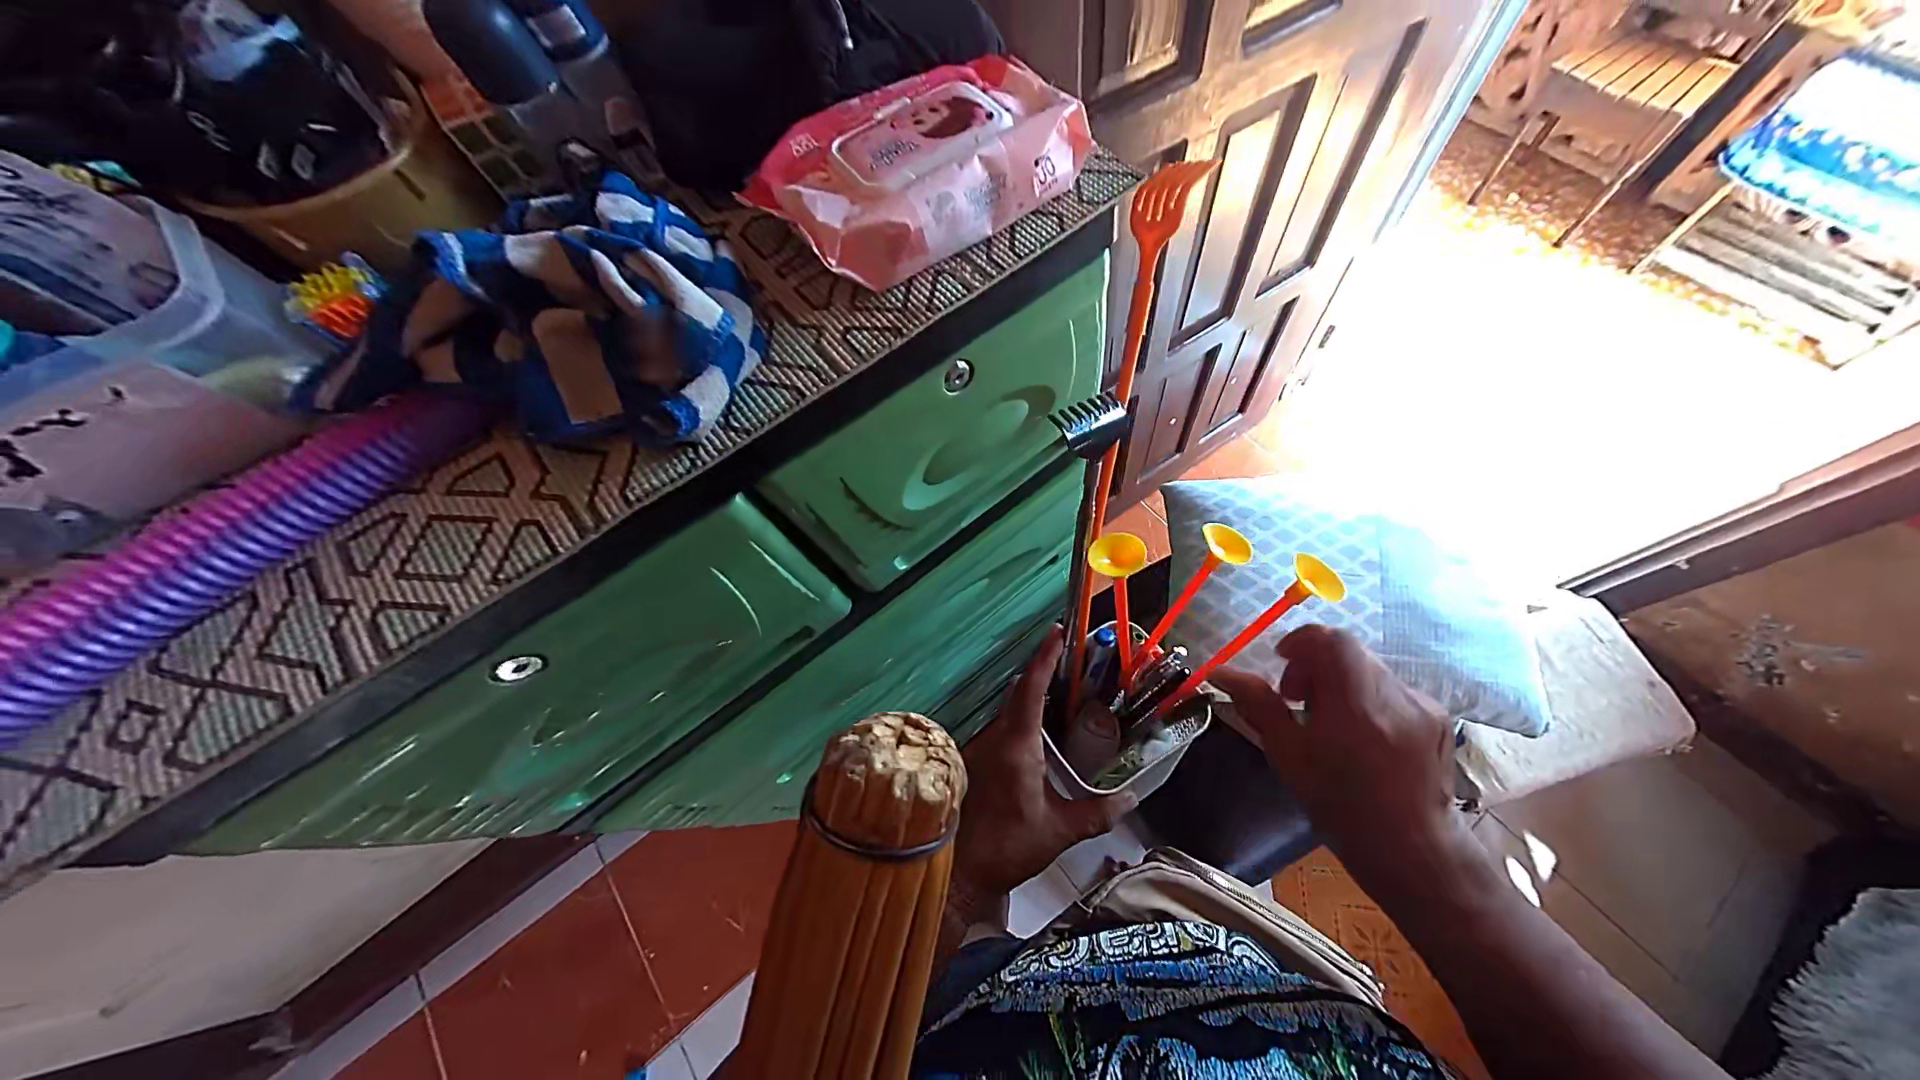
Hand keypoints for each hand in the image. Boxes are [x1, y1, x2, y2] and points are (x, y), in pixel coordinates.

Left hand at [951, 627, 1137, 901]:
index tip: (1058, 632)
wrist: (956, 870)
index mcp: (1016, 744)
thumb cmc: (1007, 846)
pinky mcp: (974, 762)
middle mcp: (994, 737)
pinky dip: (1023, 722)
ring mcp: (980, 748)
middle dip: (1045, 675)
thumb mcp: (1059, 831)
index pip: (1031, 688)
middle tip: (1074, 665)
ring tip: (1066, 698)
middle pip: (1020, 694)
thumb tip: (1131, 799)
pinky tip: (1042, 737)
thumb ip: (1097, 813)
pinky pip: (1002, 730)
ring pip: (1009, 712)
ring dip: (1034, 700)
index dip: (1045, 657)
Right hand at [1210, 625, 1476, 897]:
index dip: (1301, 642)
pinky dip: (1365, 697)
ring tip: (1328, 721)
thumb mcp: (1288, 755)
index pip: (1332, 640)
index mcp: (1355, 705)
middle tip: (1297, 700)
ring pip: (1368, 668)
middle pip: (1348, 651)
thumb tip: (1221, 672)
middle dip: (1315, 664)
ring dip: (1339, 681)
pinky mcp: (1436, 716)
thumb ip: (1257, 704)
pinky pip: (1390, 687)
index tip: (1281, 663)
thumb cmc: (1339, 805)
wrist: (1412, 849)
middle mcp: (1394, 696)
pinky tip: (1359, 735)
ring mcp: (1421, 705)